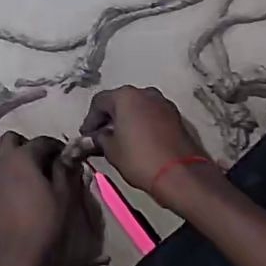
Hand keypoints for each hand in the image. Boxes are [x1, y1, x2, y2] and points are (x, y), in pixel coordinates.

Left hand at [0, 133, 77, 265]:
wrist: (13, 259)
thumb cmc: (43, 224)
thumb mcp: (63, 196)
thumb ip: (65, 171)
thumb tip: (67, 157)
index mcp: (21, 157)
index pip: (41, 141)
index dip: (57, 146)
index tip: (68, 157)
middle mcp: (0, 163)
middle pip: (12, 141)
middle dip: (30, 147)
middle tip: (47, 164)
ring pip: (2, 158)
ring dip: (18, 161)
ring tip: (37, 180)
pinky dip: (10, 176)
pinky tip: (24, 195)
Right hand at [81, 86, 213, 201]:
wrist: (180, 173)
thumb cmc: (139, 158)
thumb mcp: (111, 150)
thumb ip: (99, 138)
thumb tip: (96, 136)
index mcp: (126, 96)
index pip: (100, 101)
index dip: (90, 119)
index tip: (86, 135)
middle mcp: (146, 93)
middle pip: (121, 101)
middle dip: (109, 117)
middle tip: (101, 136)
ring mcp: (164, 103)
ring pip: (138, 107)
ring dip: (127, 119)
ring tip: (120, 139)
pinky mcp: (176, 116)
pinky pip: (152, 115)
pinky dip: (143, 123)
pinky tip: (138, 140)